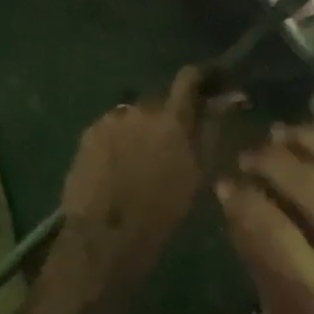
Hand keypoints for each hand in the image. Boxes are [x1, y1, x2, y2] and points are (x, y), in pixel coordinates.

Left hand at [59, 65, 232, 274]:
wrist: (104, 235)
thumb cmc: (160, 211)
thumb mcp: (197, 173)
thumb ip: (210, 132)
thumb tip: (225, 102)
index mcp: (173, 118)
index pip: (189, 78)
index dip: (202, 77)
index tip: (212, 84)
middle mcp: (141, 108)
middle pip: (160, 100)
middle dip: (170, 113)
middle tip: (173, 140)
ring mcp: (111, 119)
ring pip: (134, 114)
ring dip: (143, 127)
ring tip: (142, 156)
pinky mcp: (88, 133)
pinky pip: (112, 127)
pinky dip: (120, 138)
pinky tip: (119, 163)